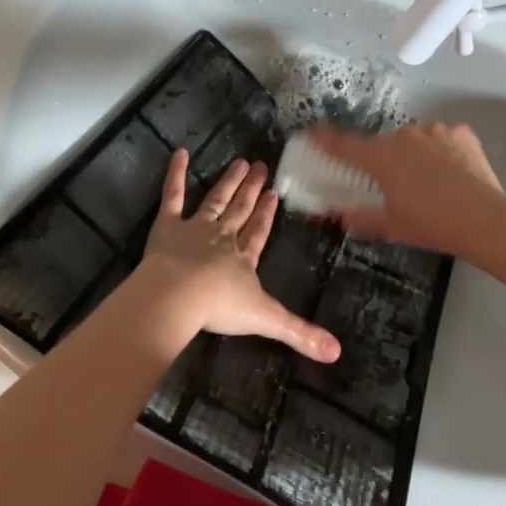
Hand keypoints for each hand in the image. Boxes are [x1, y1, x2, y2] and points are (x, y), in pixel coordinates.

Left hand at [135, 150, 340, 362]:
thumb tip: (337, 352)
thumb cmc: (220, 306)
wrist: (179, 294)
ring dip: (228, 182)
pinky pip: (173, 195)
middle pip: (239, 211)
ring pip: (215, 201)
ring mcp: (195, 229)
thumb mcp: (266, 320)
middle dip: (251, 190)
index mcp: (243, 258)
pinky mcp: (168, 225)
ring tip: (240, 162)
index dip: (266, 215)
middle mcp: (222, 238)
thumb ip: (299, 333)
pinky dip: (176, 174)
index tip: (274, 195)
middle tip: (261, 166)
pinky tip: (180, 154)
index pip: (258, 234)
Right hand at [312, 122, 505, 257]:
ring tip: (429, 182)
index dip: (325, 140)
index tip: (312, 134)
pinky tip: (452, 172)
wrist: (485, 220)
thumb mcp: (391, 226)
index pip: (344, 145)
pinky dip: (442, 151)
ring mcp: (435, 131)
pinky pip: (442, 139)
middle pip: (385, 145)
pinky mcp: (461, 133)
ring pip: (415, 141)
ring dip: (415, 155)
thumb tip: (339, 217)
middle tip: (395, 185)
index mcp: (382, 157)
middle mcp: (404, 136)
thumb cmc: (431, 224)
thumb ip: (360, 217)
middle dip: (385, 161)